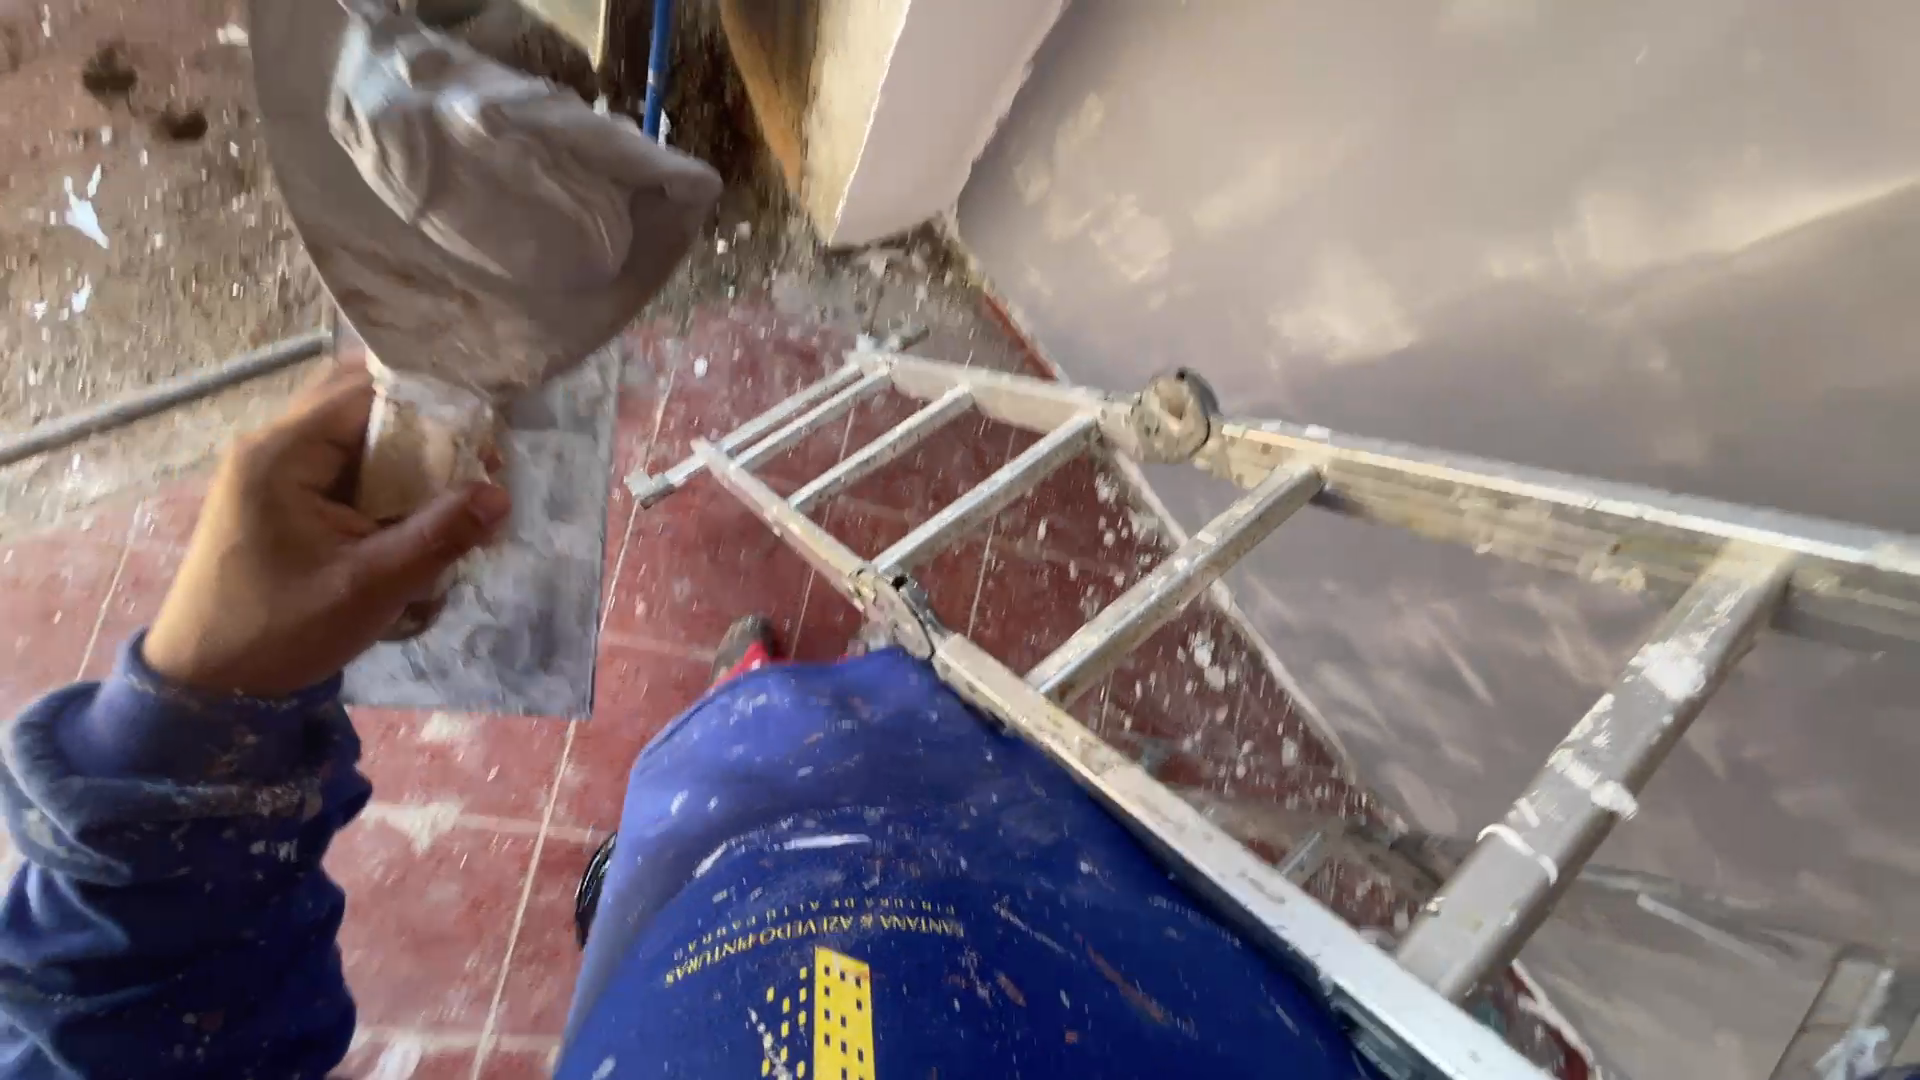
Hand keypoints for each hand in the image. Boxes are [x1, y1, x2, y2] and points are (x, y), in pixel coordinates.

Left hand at [142, 362, 511, 696]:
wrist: (214, 682)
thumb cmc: (284, 630)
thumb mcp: (374, 584)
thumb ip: (440, 534)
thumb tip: (501, 494)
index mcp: (282, 455)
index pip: (366, 391)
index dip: (431, 399)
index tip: (486, 427)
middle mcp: (277, 450)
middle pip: (365, 405)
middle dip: (432, 424)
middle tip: (485, 457)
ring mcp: (283, 474)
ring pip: (366, 437)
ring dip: (420, 454)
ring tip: (471, 484)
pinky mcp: (295, 500)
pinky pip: (359, 469)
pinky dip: (402, 479)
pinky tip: (434, 508)